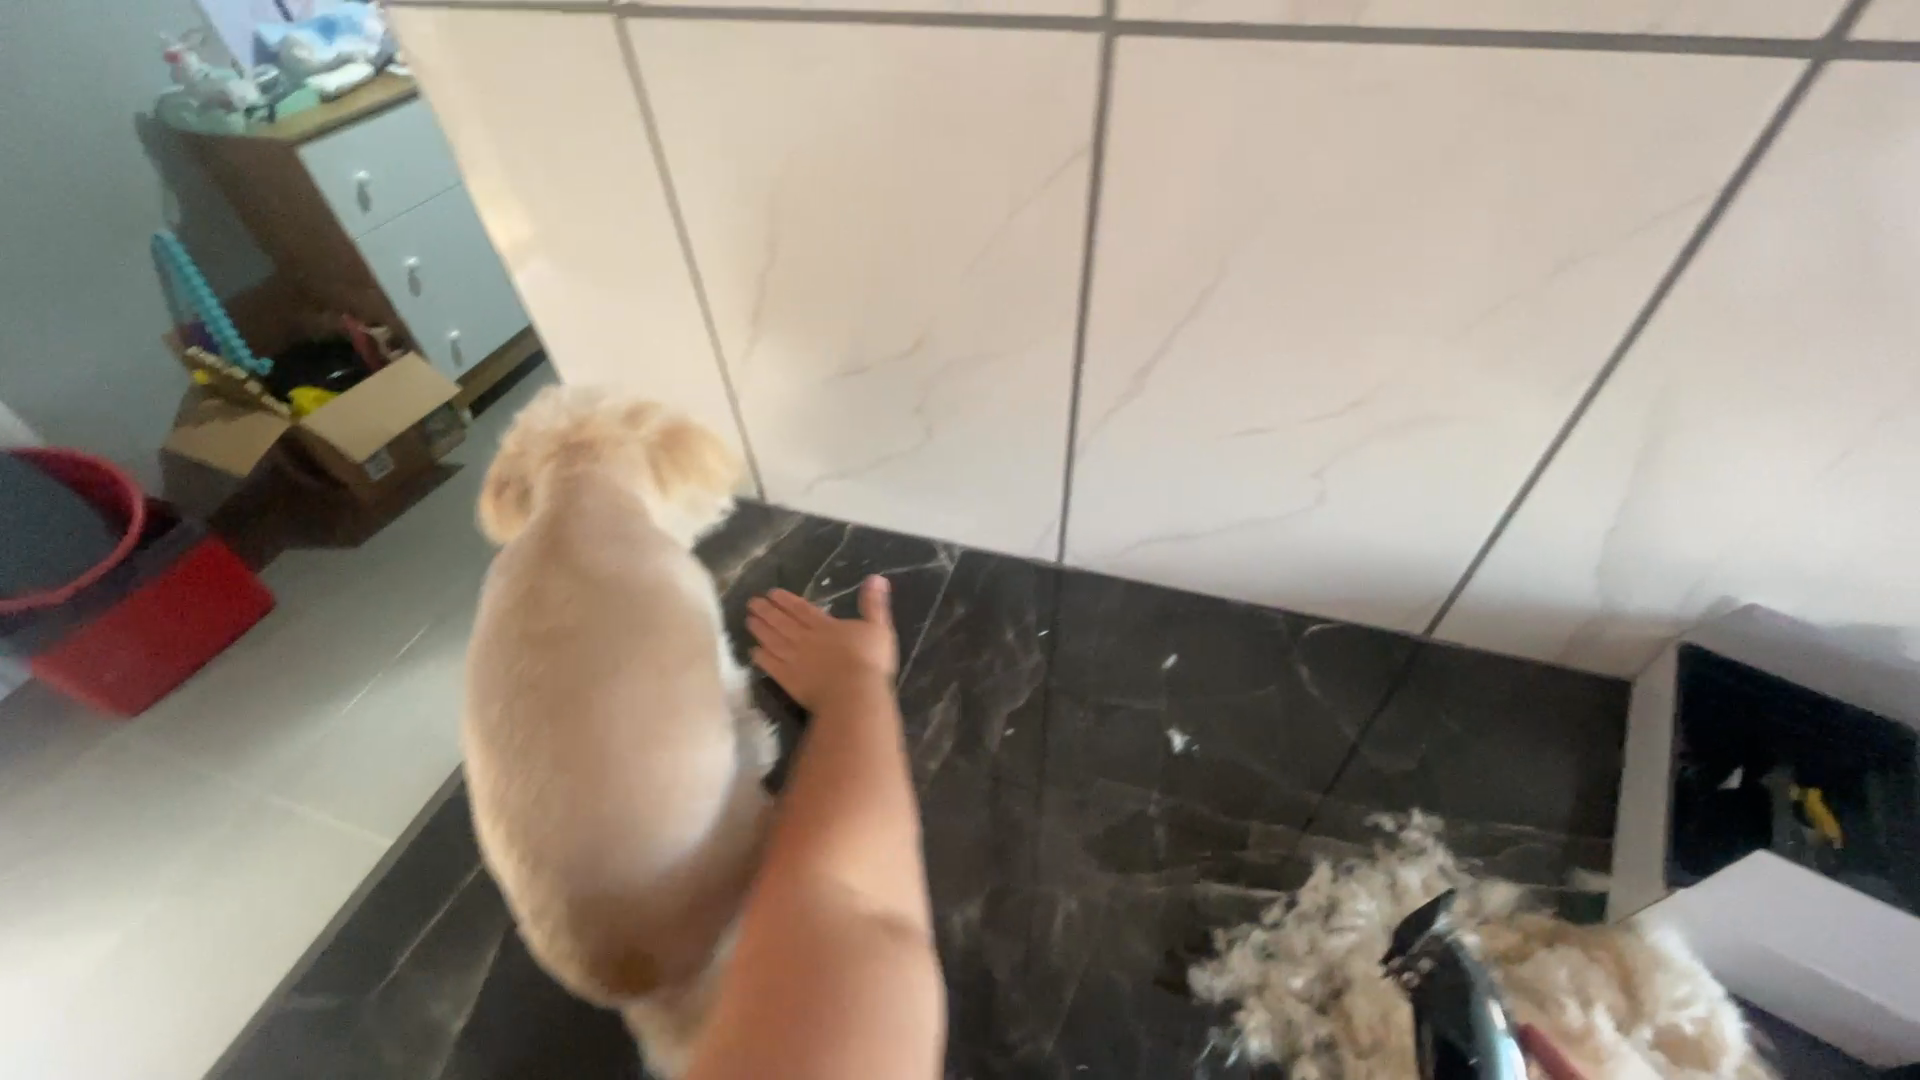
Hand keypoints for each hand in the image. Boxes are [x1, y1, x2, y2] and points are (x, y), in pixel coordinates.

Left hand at [747, 576, 897, 710]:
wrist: (853, 695)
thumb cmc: (869, 661)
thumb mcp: (878, 627)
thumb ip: (874, 603)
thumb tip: (876, 578)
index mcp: (825, 626)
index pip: (801, 609)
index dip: (786, 600)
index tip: (772, 593)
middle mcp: (805, 639)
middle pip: (782, 622)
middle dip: (767, 611)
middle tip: (752, 603)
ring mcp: (795, 660)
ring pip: (773, 641)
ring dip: (760, 630)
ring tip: (748, 621)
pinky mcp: (790, 680)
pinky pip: (771, 666)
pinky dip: (761, 658)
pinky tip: (753, 653)